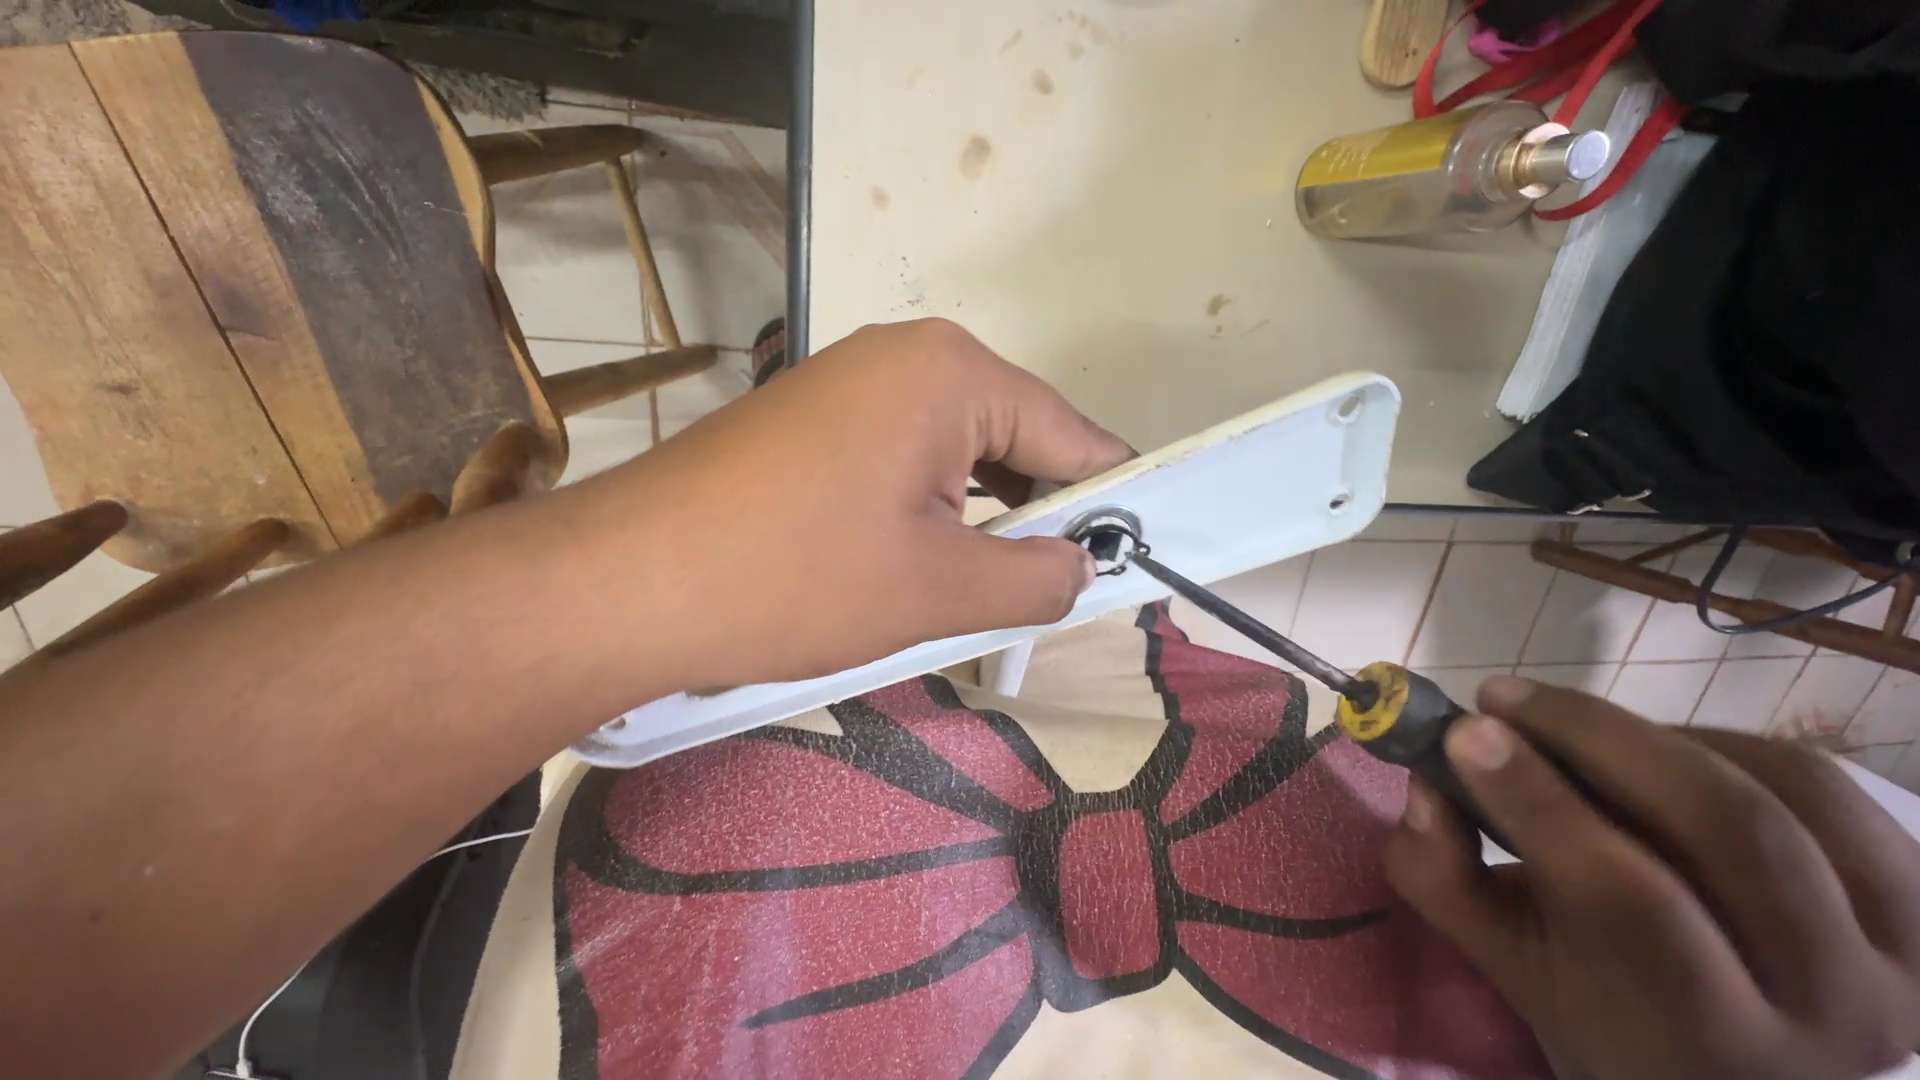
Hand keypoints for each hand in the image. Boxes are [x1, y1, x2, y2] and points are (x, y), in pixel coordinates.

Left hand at [599, 318, 1132, 691]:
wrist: (625, 582)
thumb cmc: (797, 579)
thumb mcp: (939, 592)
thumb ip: (1037, 576)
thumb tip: (1080, 566)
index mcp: (952, 372)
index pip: (1070, 432)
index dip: (1108, 500)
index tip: (1133, 558)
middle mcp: (905, 355)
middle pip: (1012, 436)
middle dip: (1038, 513)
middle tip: (1047, 591)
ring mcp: (849, 382)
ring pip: (955, 452)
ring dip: (978, 519)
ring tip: (979, 589)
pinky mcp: (811, 419)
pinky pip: (901, 458)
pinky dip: (926, 510)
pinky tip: (916, 565)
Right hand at [1385, 675, 1919, 1079]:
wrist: (1741, 1057)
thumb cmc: (1601, 1000)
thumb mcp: (1502, 957)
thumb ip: (1441, 876)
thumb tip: (1427, 780)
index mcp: (1701, 1030)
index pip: (1626, 898)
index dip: (1540, 801)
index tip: (1466, 731)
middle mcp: (1834, 1004)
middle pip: (1722, 824)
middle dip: (1596, 734)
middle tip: (1507, 696)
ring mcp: (1905, 952)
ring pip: (1776, 786)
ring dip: (1650, 735)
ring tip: (1575, 730)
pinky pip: (1820, 781)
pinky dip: (1720, 741)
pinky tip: (1662, 752)